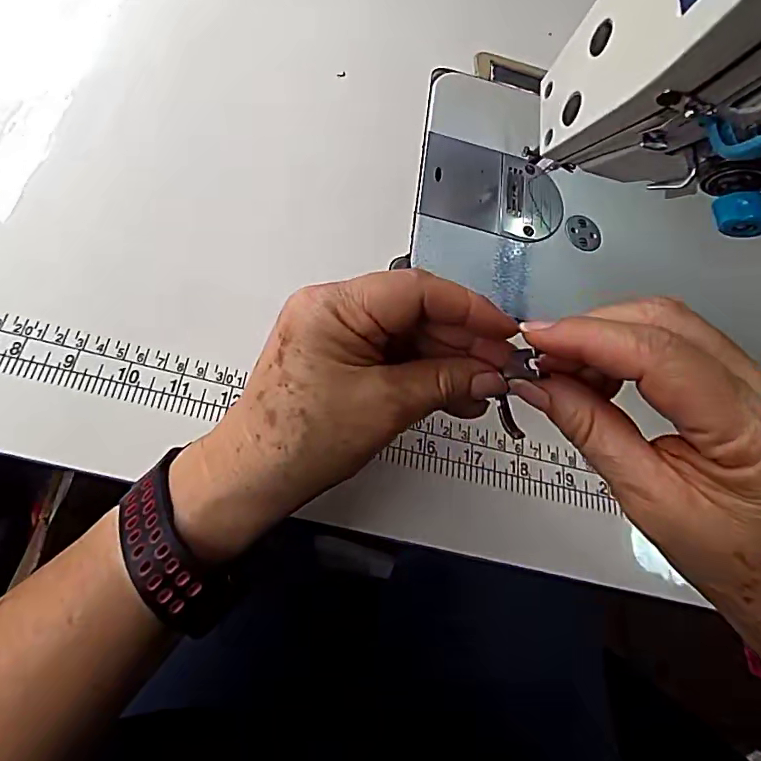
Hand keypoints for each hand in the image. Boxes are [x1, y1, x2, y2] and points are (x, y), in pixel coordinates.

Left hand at [169, 269, 515, 562]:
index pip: (415, 289)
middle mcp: (326, 309)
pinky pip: (386, 350)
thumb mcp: (385, 405)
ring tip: (479, 386)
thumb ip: (444, 380)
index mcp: (330, 306)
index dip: (468, 308)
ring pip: (402, 331)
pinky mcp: (333, 352)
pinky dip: (419, 369)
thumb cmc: (294, 437)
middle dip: (459, 339)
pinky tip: (449, 391)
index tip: (503, 331)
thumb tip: (485, 370)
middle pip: (411, 308)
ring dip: (443, 358)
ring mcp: (328, 331)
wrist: (258, 471)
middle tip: (498, 366)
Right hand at [511, 298, 760, 715]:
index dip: (587, 336)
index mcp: (757, 432)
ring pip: (672, 324)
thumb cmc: (742, 564)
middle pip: (667, 322)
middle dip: (592, 329)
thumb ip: (591, 431)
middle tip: (542, 356)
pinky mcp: (754, 384)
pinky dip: (629, 348)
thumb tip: (539, 384)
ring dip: (607, 336)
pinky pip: (683, 343)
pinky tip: (603, 374)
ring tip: (566, 369)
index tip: (535, 338)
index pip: (659, 354)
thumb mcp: (649, 501)